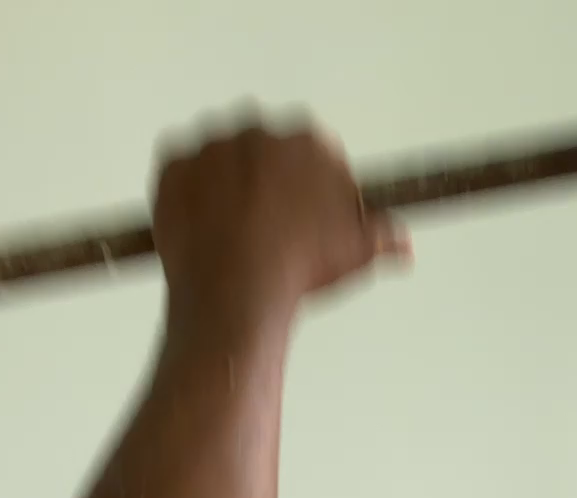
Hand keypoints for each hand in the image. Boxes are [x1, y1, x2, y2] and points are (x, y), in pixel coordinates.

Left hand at [152, 117, 411, 315]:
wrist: (237, 290)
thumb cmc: (301, 267)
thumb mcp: (358, 253)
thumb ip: (382, 237)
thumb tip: (403, 244)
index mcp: (306, 141)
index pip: (318, 155)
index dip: (319, 191)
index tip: (315, 219)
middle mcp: (256, 128)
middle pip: (269, 154)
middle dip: (274, 185)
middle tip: (279, 232)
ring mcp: (209, 144)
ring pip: (226, 164)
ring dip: (233, 189)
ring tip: (243, 237)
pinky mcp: (173, 164)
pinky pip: (186, 178)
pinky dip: (195, 199)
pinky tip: (212, 233)